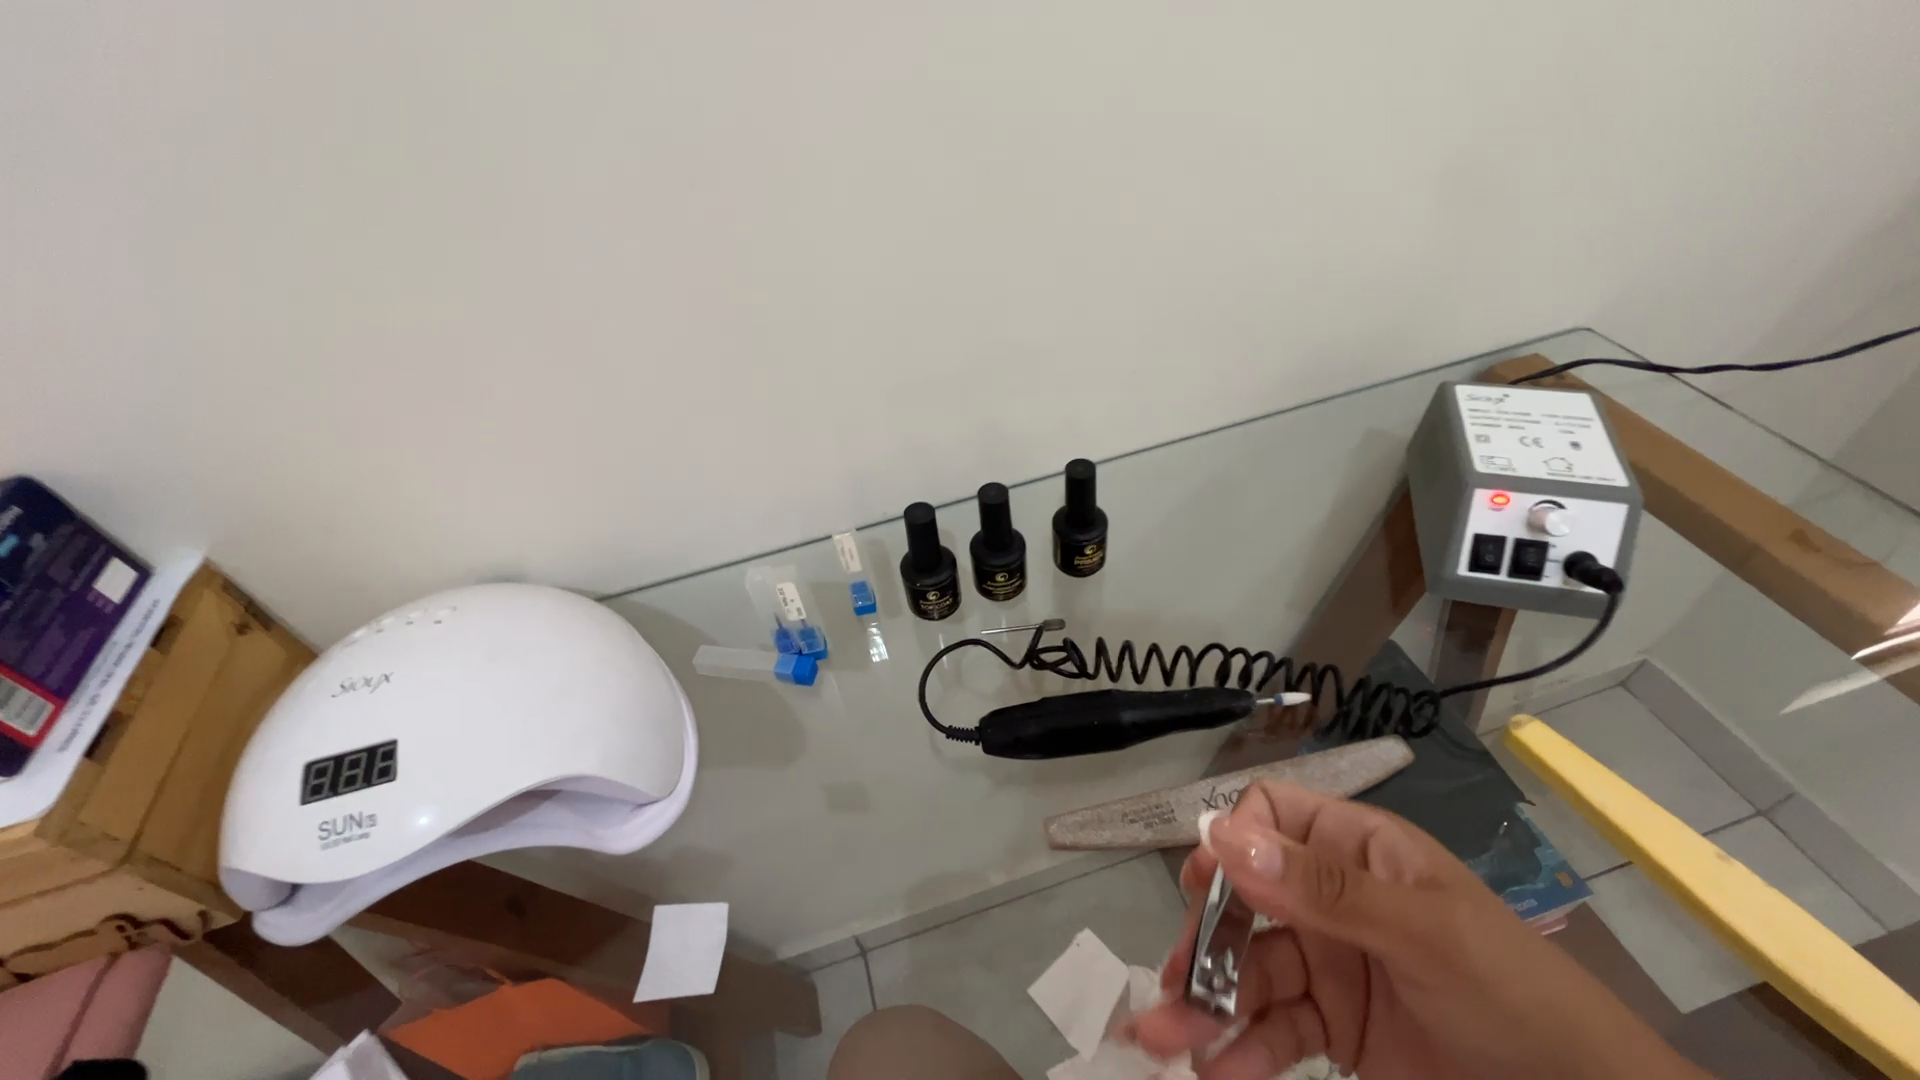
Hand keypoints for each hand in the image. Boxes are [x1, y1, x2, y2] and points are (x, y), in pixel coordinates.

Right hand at [1129, 782, 1708, 1079]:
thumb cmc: (1515, 996)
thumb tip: (1218, 832)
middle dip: (1205, 942)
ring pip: (1250, 972)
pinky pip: (1276, 1030)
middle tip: (1172, 986)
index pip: (1272, 816)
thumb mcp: (1423, 934)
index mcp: (1359, 850)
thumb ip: (1322, 888)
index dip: (1232, 842)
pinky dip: (1244, 1050)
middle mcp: (1334, 898)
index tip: (1202, 888)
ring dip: (1208, 1006)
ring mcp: (1332, 965)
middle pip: (1245, 901)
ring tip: (1166, 1043)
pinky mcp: (1335, 1029)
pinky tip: (1218, 1074)